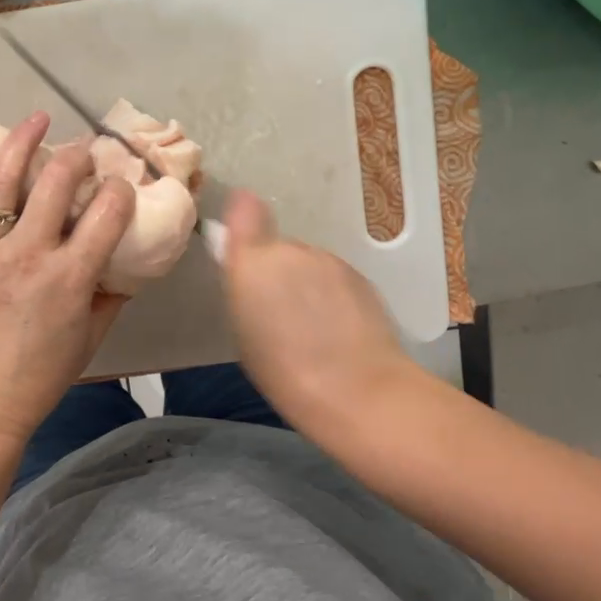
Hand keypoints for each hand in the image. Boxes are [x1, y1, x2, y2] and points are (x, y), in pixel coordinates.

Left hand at [0, 112, 135, 445]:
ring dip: (23, 144)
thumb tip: (126, 255)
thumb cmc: (44, 372)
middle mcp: (28, 254)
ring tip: (39, 118)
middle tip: (88, 152)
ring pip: (4, 184)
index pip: (107, 214)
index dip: (121, 192)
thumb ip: (113, 290)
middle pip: (57, 185)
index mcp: (70, 277)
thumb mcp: (93, 333)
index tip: (123, 188)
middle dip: (80, 158)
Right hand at [221, 190, 417, 417]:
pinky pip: (332, 278)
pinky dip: (330, 295)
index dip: (243, 217)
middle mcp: (289, 250)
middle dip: (275, 271)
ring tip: (309, 326)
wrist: (355, 389)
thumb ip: (244, 287)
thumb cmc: (281, 370)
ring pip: (307, 263)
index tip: (241, 237)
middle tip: (275, 312)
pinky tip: (335, 328)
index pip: (244, 210)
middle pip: (277, 248)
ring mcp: (328, 260)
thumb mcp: (243, 330)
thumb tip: (249, 267)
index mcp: (251, 262)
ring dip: (304, 283)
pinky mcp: (360, 276)